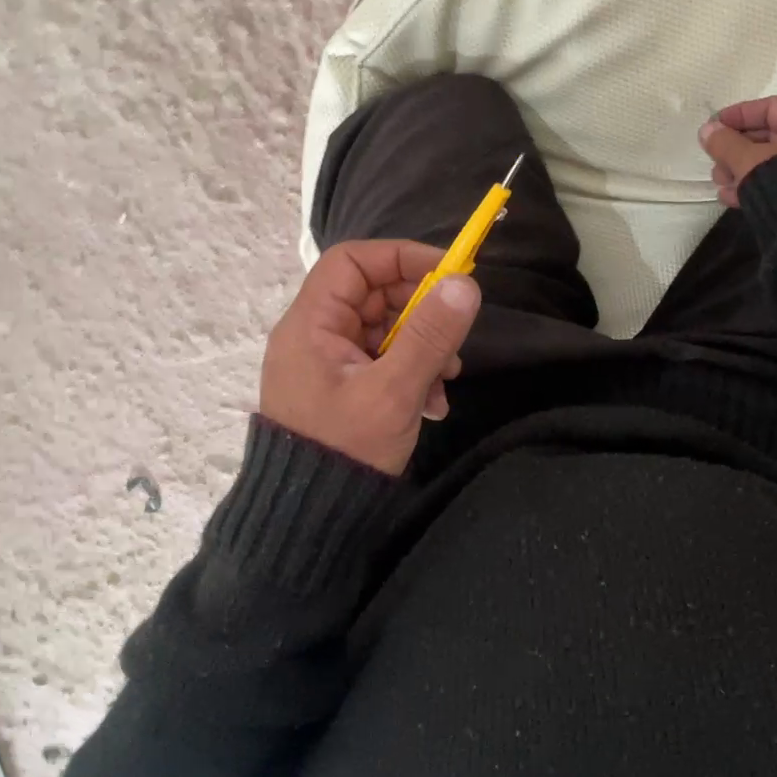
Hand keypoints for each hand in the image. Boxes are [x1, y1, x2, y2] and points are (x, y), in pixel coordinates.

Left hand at [260, 240, 480, 474]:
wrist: (311, 519)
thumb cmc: (346, 448)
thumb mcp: (394, 391)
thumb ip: (430, 335)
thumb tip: (466, 284)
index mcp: (311, 325)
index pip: (353, 262)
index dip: (402, 257)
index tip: (449, 273)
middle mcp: (315, 336)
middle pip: (375, 295)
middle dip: (422, 312)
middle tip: (454, 338)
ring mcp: (329, 364)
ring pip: (385, 331)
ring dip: (424, 348)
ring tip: (446, 380)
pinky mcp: (343, 389)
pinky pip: (383, 362)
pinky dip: (412, 373)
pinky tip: (433, 404)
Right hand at [699, 96, 776, 206]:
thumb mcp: (748, 160)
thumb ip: (725, 144)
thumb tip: (707, 130)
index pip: (770, 108)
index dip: (738, 115)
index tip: (713, 126)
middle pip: (770, 136)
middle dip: (736, 149)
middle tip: (713, 159)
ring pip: (773, 161)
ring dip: (741, 169)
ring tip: (719, 182)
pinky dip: (756, 184)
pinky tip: (731, 198)